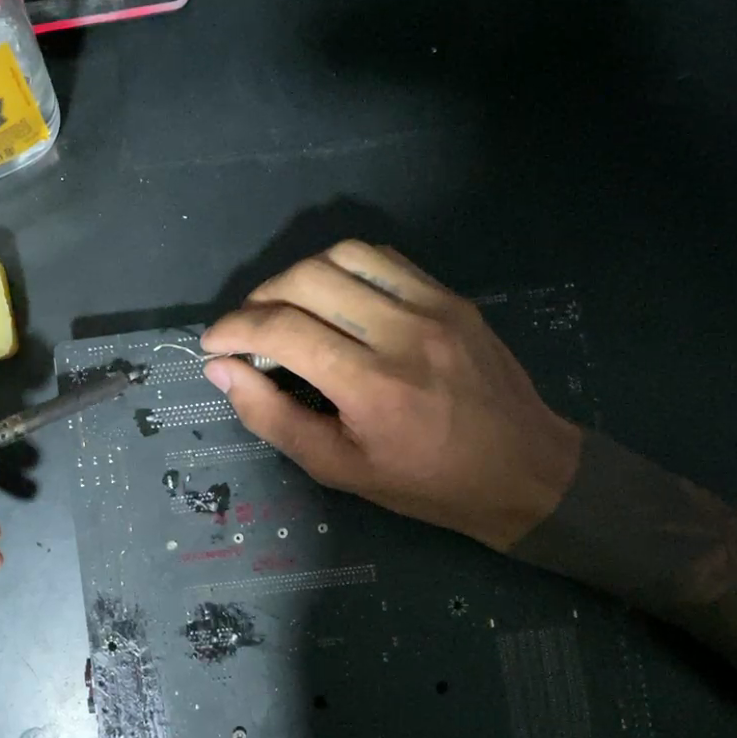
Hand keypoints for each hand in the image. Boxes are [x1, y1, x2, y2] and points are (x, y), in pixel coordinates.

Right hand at [202, 240, 582, 549]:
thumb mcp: (337, 468)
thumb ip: (272, 417)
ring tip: (286, 307)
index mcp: (371, 386)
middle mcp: (401, 333)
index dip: (234, 329)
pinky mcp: (450, 296)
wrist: (523, 469)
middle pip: (306, 280)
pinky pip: (382, 258)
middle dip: (258, 299)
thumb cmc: (423, 482)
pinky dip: (342, 267)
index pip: (283, 330)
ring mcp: (432, 306)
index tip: (213, 343)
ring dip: (298, 275)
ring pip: (343, 255)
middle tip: (246, 329)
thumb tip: (222, 370)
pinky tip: (333, 296)